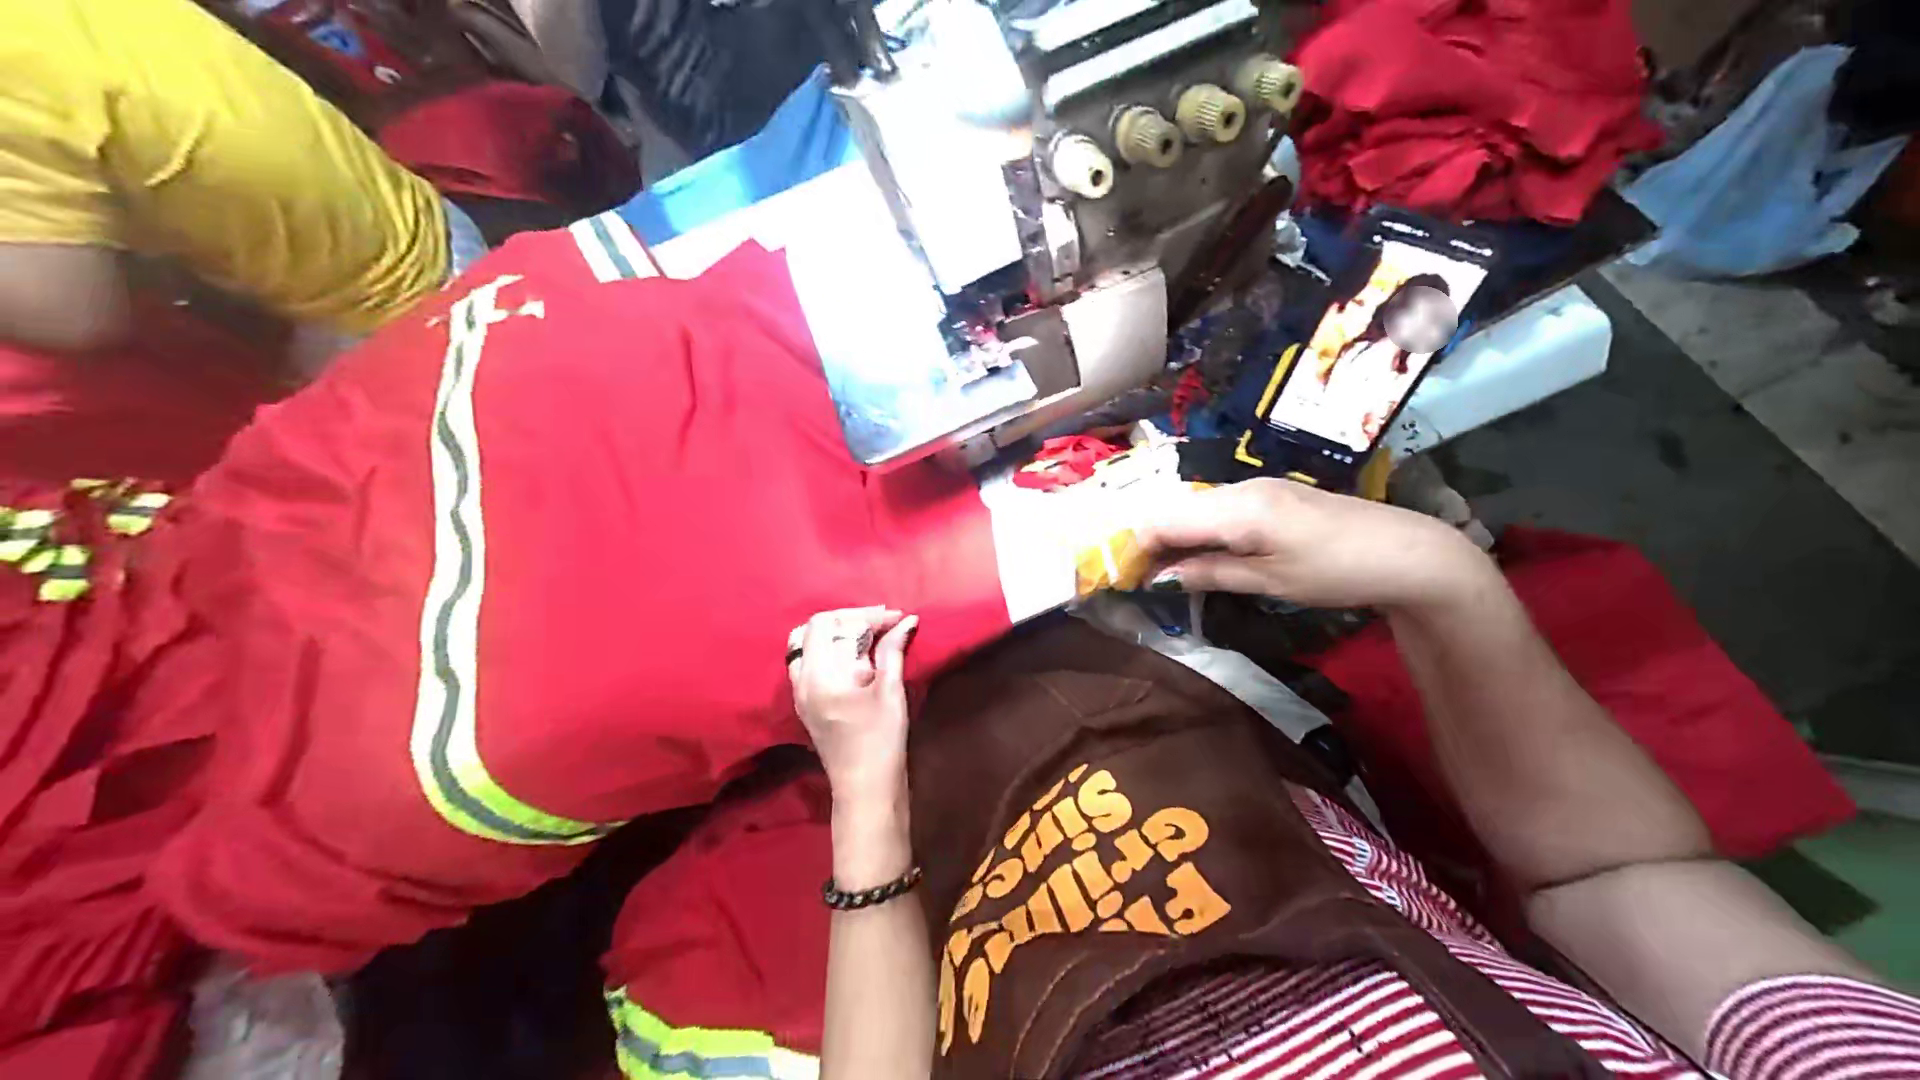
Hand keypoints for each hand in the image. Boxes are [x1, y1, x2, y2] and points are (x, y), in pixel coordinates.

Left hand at [788, 607, 919, 806]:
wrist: (865, 789)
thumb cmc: (881, 741)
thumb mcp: (890, 692)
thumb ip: (892, 651)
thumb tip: (906, 621)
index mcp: (820, 676)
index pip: (830, 623)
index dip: (864, 615)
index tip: (895, 619)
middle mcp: (802, 680)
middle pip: (814, 628)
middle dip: (850, 619)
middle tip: (883, 623)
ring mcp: (799, 692)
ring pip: (806, 644)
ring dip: (835, 632)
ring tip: (866, 634)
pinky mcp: (805, 702)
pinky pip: (806, 661)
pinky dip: (827, 649)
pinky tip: (853, 654)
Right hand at [1136, 478, 1494, 610]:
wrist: (1410, 553)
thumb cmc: (1337, 571)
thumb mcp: (1270, 580)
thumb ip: (1211, 573)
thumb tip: (1162, 576)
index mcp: (1238, 508)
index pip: (1165, 519)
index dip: (1139, 547)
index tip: (1127, 577)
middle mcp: (1241, 487)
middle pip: (1175, 508)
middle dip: (1154, 541)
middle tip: (1145, 577)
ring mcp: (1257, 486)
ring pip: (1196, 506)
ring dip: (1177, 535)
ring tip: (1170, 569)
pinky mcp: (1271, 494)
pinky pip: (1218, 507)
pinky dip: (1201, 529)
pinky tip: (1205, 552)